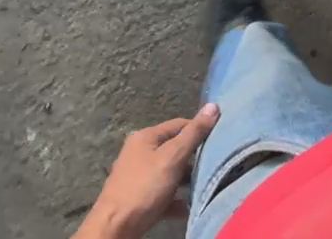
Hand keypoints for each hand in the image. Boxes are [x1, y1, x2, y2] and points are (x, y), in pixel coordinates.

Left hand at [75, 103, 220, 238]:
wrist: (114, 229)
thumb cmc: (144, 187)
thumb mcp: (172, 158)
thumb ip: (193, 134)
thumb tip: (213, 106)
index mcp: (145, 137)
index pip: (178, 125)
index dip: (198, 130)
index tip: (217, 140)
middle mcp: (139, 153)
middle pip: (173, 149)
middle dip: (193, 158)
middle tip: (212, 165)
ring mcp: (137, 177)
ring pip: (169, 173)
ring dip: (185, 181)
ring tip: (204, 186)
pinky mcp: (138, 199)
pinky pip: (163, 194)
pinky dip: (175, 199)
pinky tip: (188, 207)